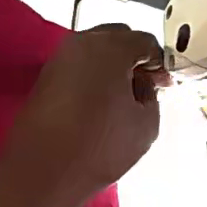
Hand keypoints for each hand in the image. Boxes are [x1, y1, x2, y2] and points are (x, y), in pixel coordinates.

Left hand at [0, 25, 167, 205]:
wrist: (42, 168)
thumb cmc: (99, 145)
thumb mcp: (145, 123)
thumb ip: (151, 94)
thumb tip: (143, 83)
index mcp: (110, 46)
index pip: (145, 42)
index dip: (159, 63)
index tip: (164, 86)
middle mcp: (82, 42)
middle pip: (118, 38)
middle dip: (135, 59)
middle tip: (146, 89)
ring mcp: (60, 56)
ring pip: (96, 50)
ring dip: (113, 66)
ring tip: (123, 99)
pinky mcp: (46, 74)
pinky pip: (79, 64)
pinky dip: (93, 75)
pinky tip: (100, 102)